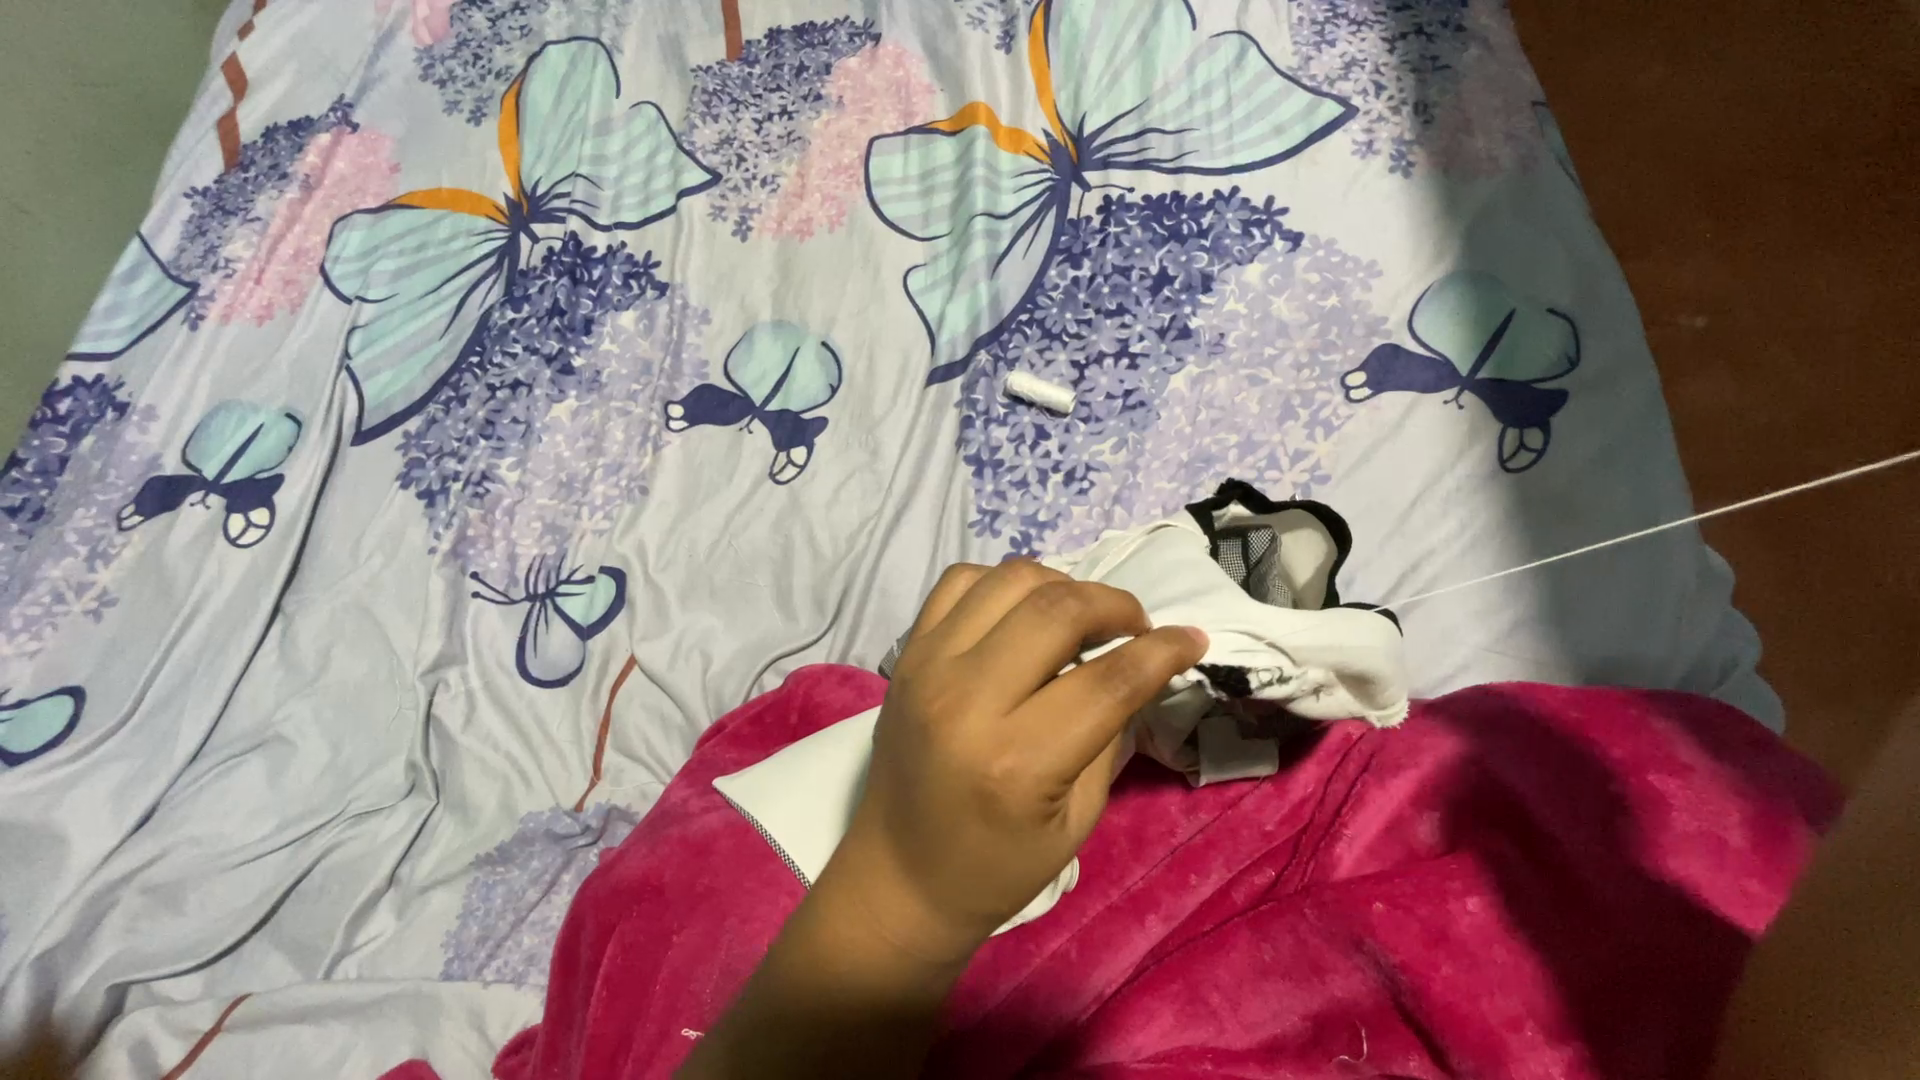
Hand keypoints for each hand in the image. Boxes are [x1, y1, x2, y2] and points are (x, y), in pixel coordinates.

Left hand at [819, 560, 1208, 963]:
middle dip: (1116, 605)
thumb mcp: (1076, 821)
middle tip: (1136, 628)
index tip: (1191, 639)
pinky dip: (1003, 584)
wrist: (897, 874)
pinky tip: (1023, 614)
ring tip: (1082, 618)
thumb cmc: (995, 866)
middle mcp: (968, 700)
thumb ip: (1111, 734)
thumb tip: (1143, 666)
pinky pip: (961, 581)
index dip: (1162, 651)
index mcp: (1018, 762)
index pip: (1108, 680)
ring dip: (1063, 586)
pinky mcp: (908, 653)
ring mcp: (929, 666)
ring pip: (1011, 579)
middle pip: (1059, 609)